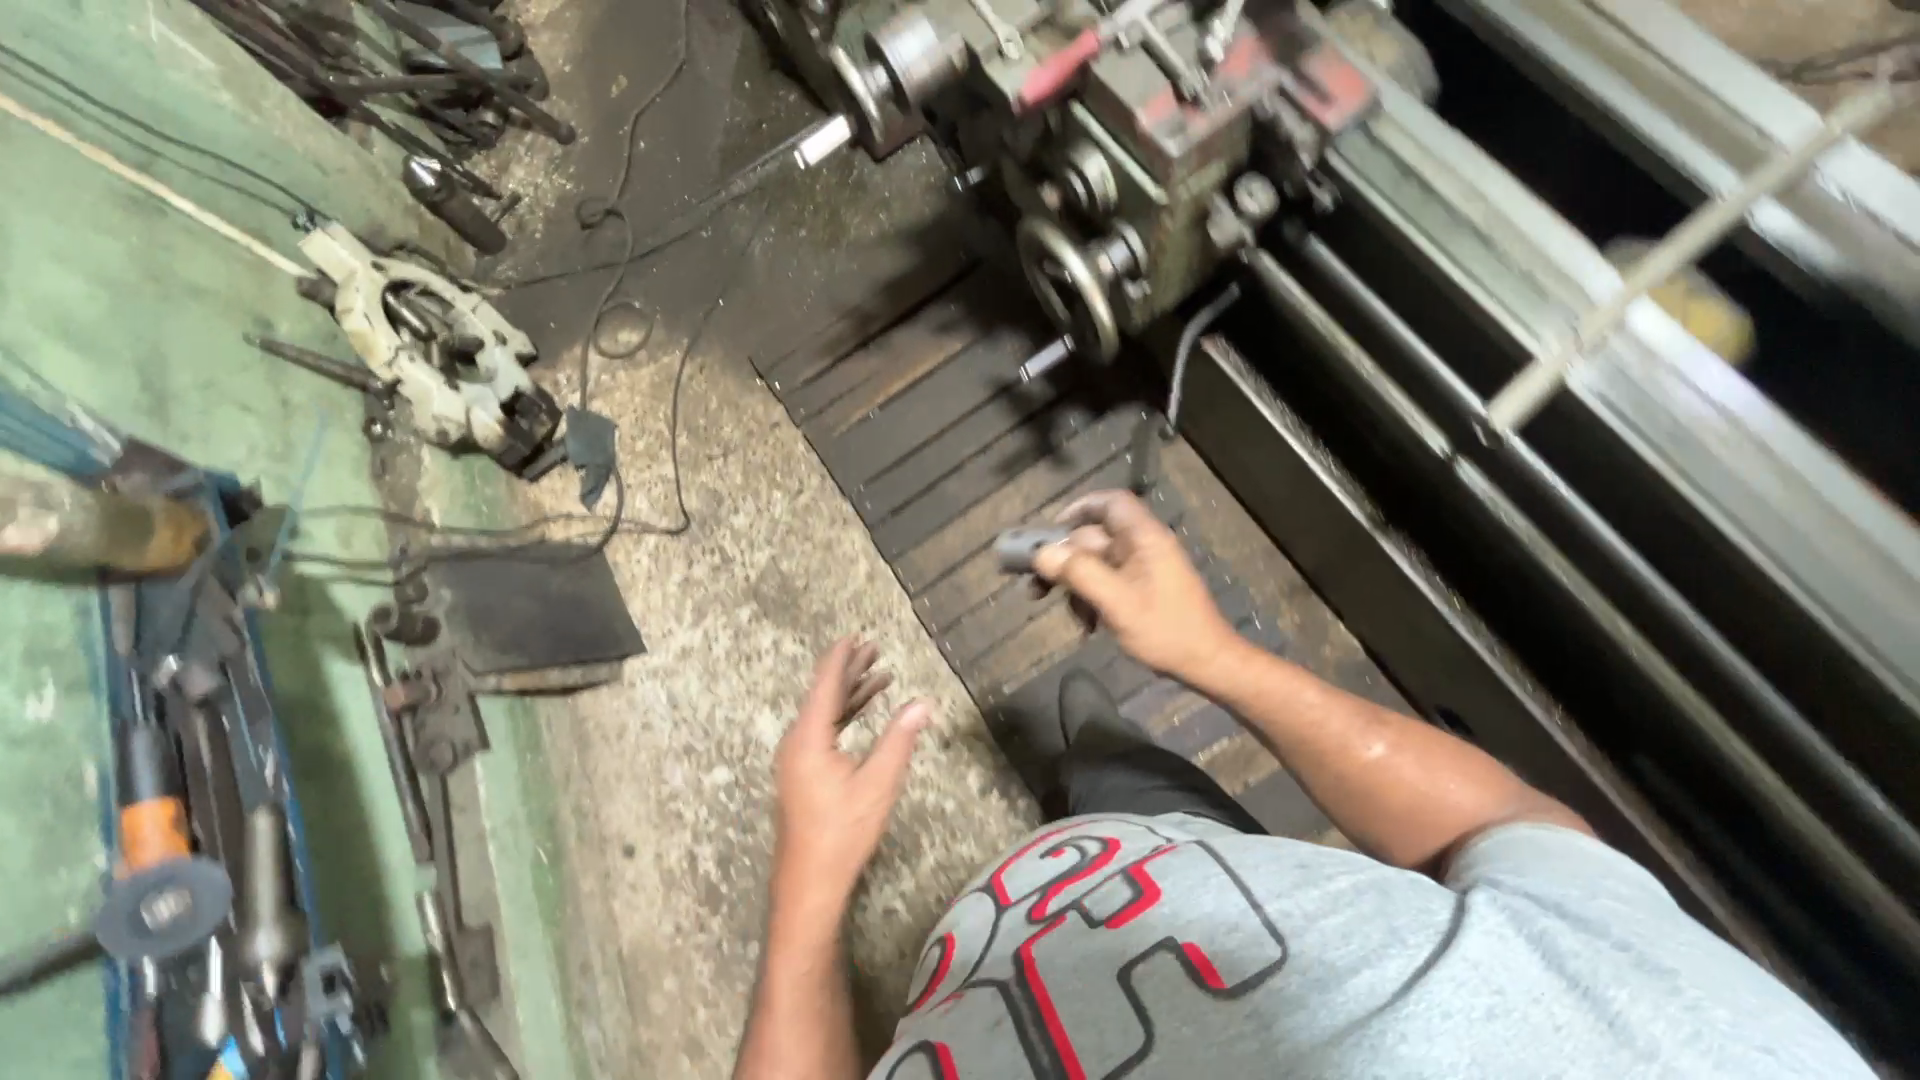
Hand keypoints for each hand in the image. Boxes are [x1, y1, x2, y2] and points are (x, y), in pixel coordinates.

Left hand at [772, 638, 932, 913]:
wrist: (810, 880)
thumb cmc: (843, 831)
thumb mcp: (878, 783)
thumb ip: (900, 739)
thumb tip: (923, 702)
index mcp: (808, 737)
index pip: (826, 684)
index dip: (842, 657)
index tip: (855, 635)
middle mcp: (796, 741)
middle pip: (824, 694)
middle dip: (850, 670)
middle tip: (874, 648)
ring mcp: (796, 758)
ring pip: (824, 713)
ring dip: (850, 693)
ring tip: (879, 674)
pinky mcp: (801, 772)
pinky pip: (822, 731)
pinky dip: (843, 716)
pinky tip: (863, 712)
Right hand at [1031, 489, 1240, 681]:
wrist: (1206, 663)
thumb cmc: (1166, 630)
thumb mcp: (1117, 603)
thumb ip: (1079, 573)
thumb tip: (1042, 554)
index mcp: (1144, 538)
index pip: (1112, 503)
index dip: (1080, 508)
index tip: (1051, 531)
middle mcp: (1143, 547)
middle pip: (1094, 539)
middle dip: (1065, 562)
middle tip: (1035, 588)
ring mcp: (1143, 570)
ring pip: (1097, 565)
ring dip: (1077, 587)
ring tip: (1072, 617)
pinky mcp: (1143, 590)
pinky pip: (1108, 584)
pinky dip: (1093, 600)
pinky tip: (1088, 626)